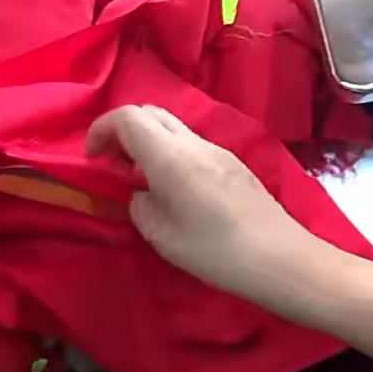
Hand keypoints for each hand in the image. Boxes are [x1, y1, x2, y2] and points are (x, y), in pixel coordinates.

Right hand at [86, 105, 335, 310]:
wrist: (280, 259)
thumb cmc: (215, 251)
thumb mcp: (162, 236)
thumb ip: (140, 206)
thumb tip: (140, 193)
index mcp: (171, 157)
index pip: (127, 117)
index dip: (101, 130)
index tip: (92, 160)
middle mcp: (194, 143)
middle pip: (149, 112)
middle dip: (122, 131)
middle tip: (112, 165)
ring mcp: (217, 150)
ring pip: (171, 126)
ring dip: (146, 142)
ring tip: (138, 178)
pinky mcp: (232, 163)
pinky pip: (190, 143)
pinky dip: (168, 152)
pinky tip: (171, 187)